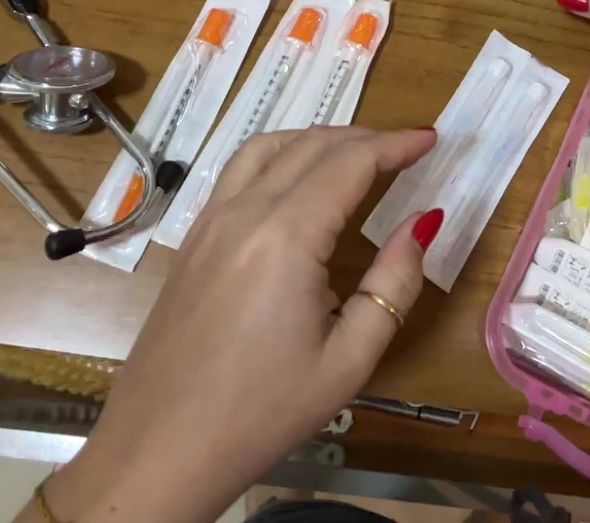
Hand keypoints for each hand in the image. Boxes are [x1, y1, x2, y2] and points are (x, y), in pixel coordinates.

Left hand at [40, 127, 441, 522]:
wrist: (158, 451)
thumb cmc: (261, 413)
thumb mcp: (349, 360)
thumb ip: (394, 283)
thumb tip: (423, 222)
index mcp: (286, 236)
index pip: (350, 163)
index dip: (395, 144)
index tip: (430, 138)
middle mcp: (244, 211)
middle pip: (312, 145)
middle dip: (366, 138)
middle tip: (406, 150)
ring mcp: (210, 219)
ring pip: (271, 144)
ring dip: (321, 137)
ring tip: (358, 154)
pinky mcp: (193, 236)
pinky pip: (240, 167)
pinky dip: (282, 151)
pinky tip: (299, 177)